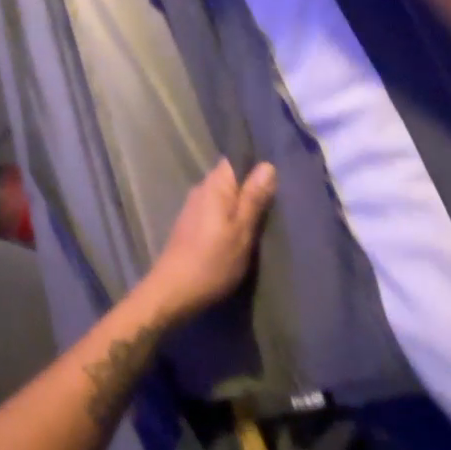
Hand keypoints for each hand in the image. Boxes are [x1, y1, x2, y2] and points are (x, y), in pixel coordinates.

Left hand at [138, 159, 276, 321]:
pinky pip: (215, 209)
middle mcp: (202, 188)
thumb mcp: (241, 231)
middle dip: (251, 185)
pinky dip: (229, 215)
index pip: (235, 159)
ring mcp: (194, 206)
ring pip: (223, 195)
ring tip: (263, 216)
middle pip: (230, 177)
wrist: (173, 290)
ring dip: (240, 203)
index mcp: (214, 185)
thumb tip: (268, 165)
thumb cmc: (212, 261)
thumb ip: (253, 198)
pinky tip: (240, 230)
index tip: (276, 176)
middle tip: (276, 200)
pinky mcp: (191, 223)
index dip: (254, 164)